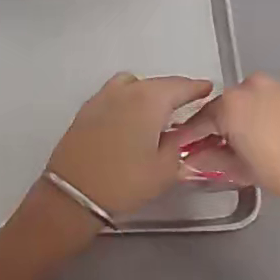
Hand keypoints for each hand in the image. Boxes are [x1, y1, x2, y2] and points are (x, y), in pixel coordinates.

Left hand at [45, 73, 213, 216]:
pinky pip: (112, 97)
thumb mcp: (165, 170)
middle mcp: (125, 92)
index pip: (181, 86)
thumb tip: (179, 136)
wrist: (73, 195)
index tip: (206, 90)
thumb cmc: (123, 183)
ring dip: (146, 93)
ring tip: (155, 113)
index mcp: (150, 100)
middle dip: (172, 92)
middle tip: (185, 104)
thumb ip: (179, 146)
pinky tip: (129, 121)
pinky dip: (126, 102)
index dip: (197, 89)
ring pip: (131, 86)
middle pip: (156, 84)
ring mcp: (101, 99)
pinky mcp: (84, 112)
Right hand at [165, 73, 279, 217]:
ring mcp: (274, 88)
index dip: (187, 141)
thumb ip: (213, 161)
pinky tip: (259, 146)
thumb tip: (196, 160)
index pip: (196, 122)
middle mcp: (249, 87)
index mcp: (230, 103)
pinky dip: (254, 122)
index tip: (182, 154)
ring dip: (234, 128)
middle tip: (208, 158)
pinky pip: (261, 106)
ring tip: (237, 156)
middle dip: (212, 133)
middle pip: (219, 111)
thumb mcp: (243, 170)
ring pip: (241, 108)